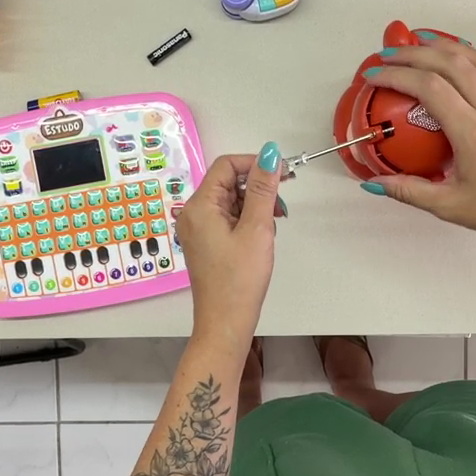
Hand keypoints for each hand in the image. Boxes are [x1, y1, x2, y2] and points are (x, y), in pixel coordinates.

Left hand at [176, 144, 282, 341]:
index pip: (226, 165)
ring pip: (230, 201)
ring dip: (255, 206)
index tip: (283, 173)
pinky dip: (247, 221)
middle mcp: (193, 214)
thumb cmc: (240, 279)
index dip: (255, 163)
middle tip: (281, 206)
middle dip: (257, 188)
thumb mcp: (257, 228)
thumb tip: (270, 153)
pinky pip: (227, 219)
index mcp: (200, 206)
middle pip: (227, 182)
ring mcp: (197, 230)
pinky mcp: (206, 243)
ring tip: (272, 227)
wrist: (226, 322)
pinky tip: (261, 237)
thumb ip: (263, 188)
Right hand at [361, 39, 475, 249]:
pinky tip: (450, 53)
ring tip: (416, 40)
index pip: (431, 88)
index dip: (399, 76)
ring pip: (473, 59)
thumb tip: (374, 182)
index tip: (375, 77)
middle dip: (414, 53)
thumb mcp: (448, 206)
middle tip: (387, 55)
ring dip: (442, 44)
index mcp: (473, 133)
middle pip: (451, 64)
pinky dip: (465, 53)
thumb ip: (408, 191)